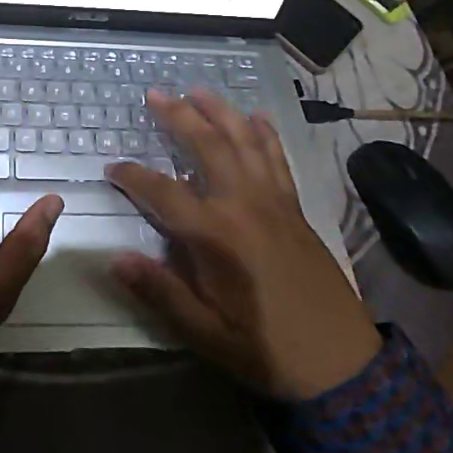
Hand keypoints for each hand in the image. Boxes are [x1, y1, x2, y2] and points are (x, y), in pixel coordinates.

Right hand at [107, 89, 381, 400]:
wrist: (340, 363)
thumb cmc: (265, 349)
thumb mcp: (204, 331)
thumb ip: (160, 291)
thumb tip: (115, 259)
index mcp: (216, 235)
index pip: (163, 192)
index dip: (133, 176)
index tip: (111, 168)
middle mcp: (245, 205)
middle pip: (208, 146)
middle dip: (180, 117)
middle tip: (156, 94)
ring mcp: (275, 202)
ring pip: (245, 142)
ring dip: (221, 112)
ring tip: (199, 90)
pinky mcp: (295, 208)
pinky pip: (278, 159)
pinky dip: (266, 134)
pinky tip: (257, 117)